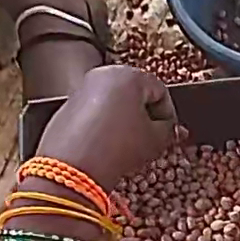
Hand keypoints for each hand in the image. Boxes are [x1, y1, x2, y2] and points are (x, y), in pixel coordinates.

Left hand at [34, 65, 177, 189]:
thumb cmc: (117, 148)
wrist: (73, 166)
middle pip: (134, 93)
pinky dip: (104, 127)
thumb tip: (172, 129)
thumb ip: (168, 131)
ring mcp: (82, 89)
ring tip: (129, 148)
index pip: (160, 90)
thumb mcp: (153, 141)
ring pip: (113, 103)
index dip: (169, 114)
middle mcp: (103, 74)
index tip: (170, 133)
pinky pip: (94, 113)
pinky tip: (108, 148)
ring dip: (125, 122)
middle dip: (145, 117)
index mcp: (129, 75)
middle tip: (151, 140)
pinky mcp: (66, 107)